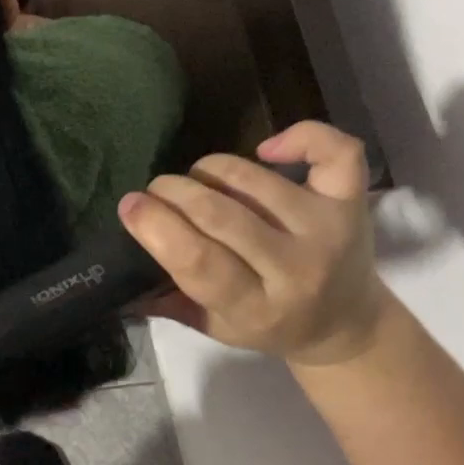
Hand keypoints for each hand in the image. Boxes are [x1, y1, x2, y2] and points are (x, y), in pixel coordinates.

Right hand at [119, 121, 389, 365]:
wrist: (347, 325)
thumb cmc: (266, 324)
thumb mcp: (211, 326)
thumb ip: (165, 302)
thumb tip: (112, 276)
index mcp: (256, 307)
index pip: (197, 260)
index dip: (154, 226)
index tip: (129, 205)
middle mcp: (296, 268)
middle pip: (219, 213)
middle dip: (172, 192)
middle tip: (155, 191)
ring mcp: (328, 229)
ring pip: (252, 178)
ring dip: (208, 170)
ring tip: (196, 181)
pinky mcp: (351, 202)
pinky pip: (334, 151)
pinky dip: (299, 137)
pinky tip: (267, 149)